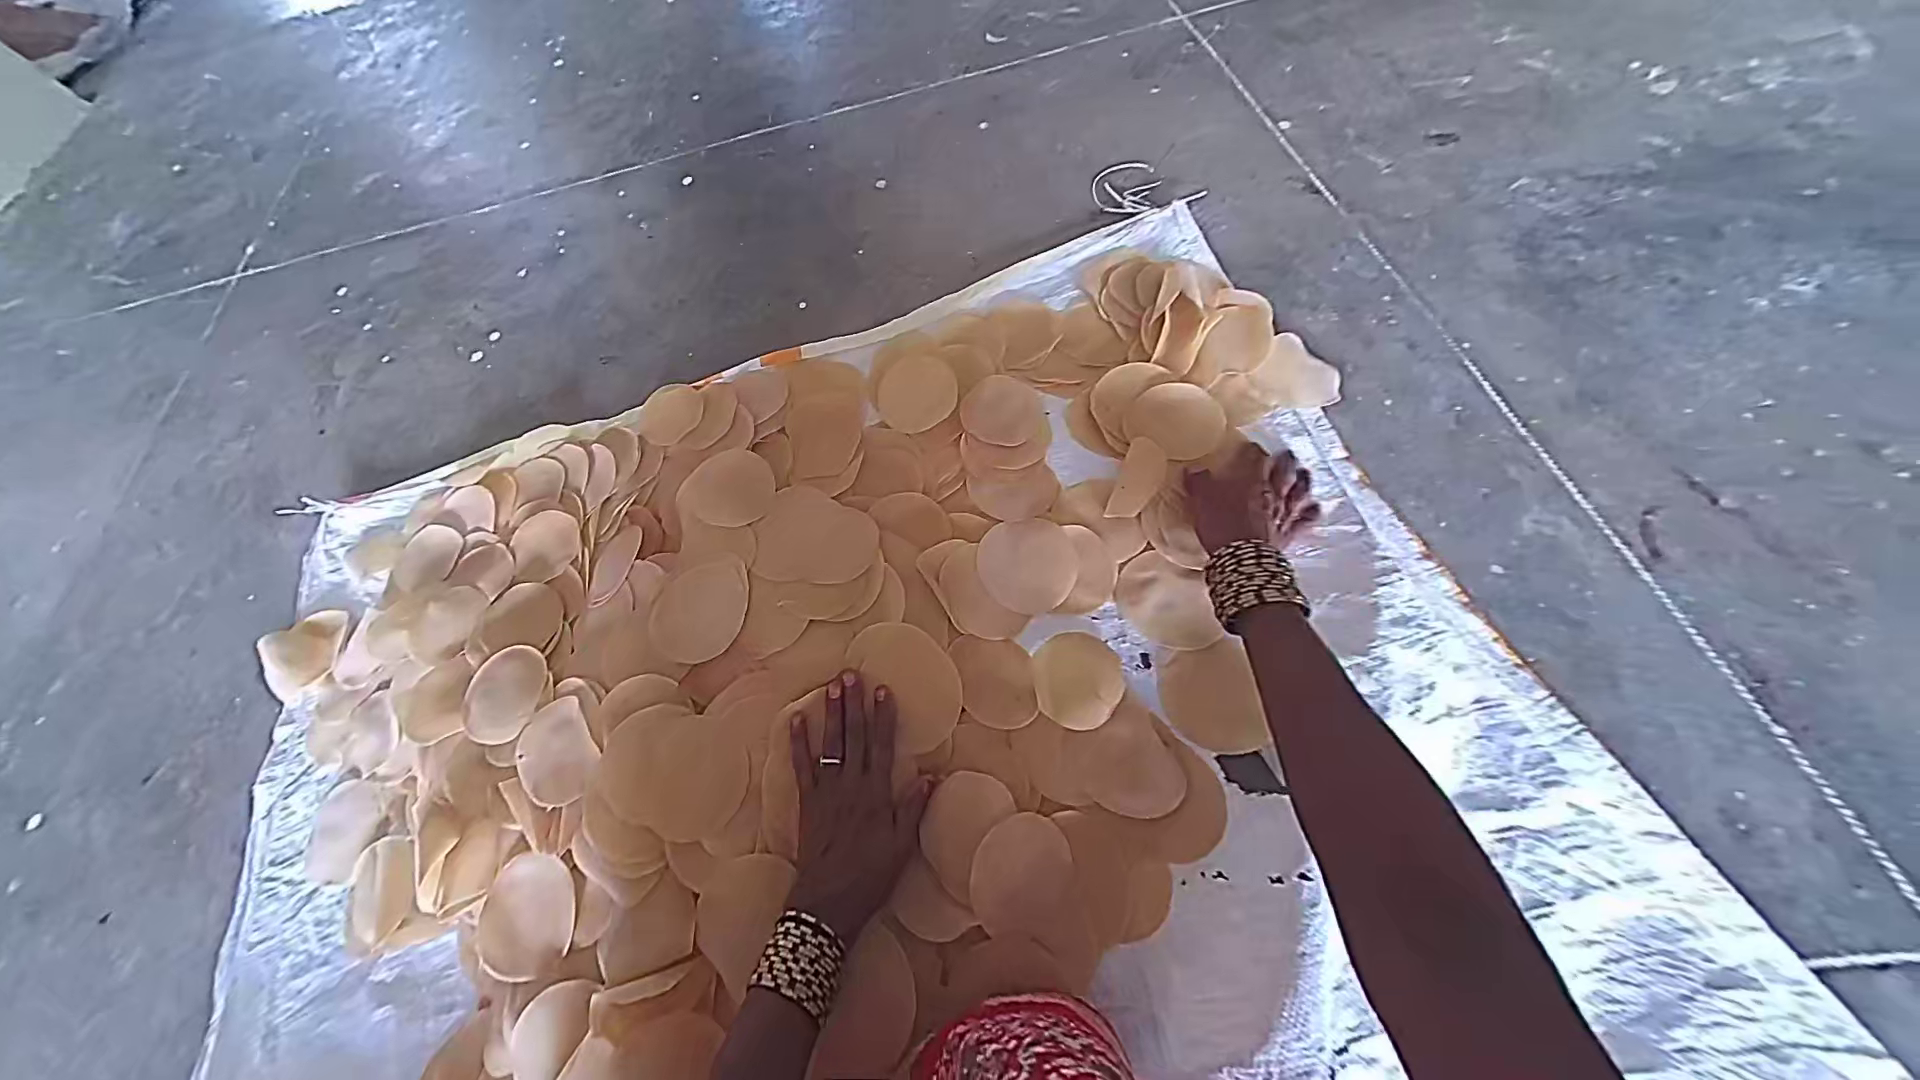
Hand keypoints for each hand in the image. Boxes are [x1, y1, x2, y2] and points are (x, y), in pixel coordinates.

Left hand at [785, 671, 930, 943]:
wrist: (826, 905)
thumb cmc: (870, 876)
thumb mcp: (901, 846)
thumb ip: (913, 809)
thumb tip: (932, 775)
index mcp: (876, 793)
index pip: (881, 745)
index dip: (882, 716)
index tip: (883, 689)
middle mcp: (850, 785)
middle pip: (853, 736)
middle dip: (853, 703)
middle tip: (850, 674)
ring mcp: (826, 792)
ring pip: (830, 744)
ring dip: (830, 714)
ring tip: (831, 686)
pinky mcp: (806, 803)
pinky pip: (801, 767)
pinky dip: (797, 743)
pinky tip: (795, 720)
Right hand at [1183, 442, 1320, 553]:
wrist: (1241, 557)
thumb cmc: (1220, 525)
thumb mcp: (1201, 501)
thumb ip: (1199, 482)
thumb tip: (1194, 469)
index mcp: (1251, 479)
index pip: (1255, 456)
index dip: (1252, 450)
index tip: (1248, 448)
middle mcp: (1273, 491)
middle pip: (1284, 469)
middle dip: (1285, 459)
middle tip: (1285, 454)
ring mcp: (1285, 511)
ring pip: (1301, 490)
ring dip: (1304, 480)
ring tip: (1304, 473)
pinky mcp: (1291, 532)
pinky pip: (1307, 519)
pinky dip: (1312, 512)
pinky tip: (1314, 507)